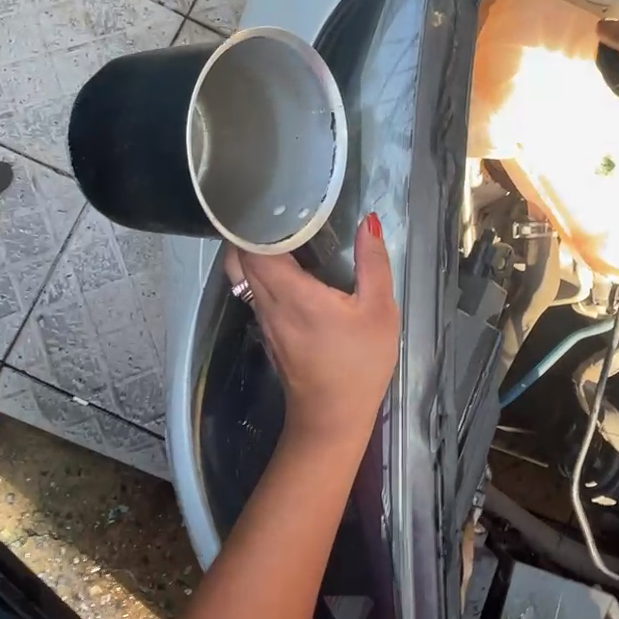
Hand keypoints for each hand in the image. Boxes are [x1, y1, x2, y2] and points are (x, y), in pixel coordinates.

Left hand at [224, 213, 400, 452]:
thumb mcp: (379, 312)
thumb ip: (373, 264)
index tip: (272, 199)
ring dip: (251, 249)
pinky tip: (284, 262)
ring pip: (242, 274)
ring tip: (278, 228)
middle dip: (249, 228)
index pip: (254, 246)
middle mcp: (268, 302)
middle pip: (239, 256)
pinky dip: (258, 269)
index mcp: (291, 293)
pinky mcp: (267, 330)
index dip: (256, 220)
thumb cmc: (358, 365)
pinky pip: (252, 289)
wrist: (331, 419)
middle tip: (275, 206)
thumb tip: (369, 222)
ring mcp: (263, 318)